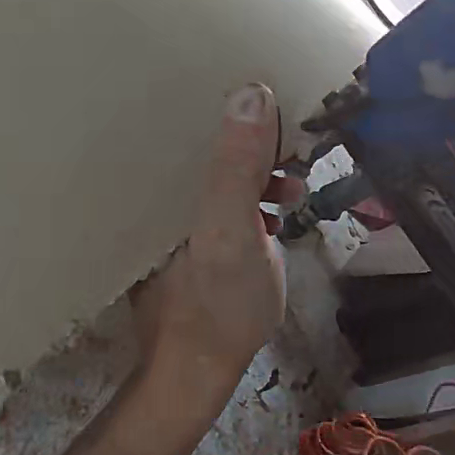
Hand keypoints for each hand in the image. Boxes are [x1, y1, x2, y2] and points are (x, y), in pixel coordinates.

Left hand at [131, 84, 299, 394]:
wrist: (203, 370)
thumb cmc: (217, 303)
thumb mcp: (231, 232)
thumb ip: (237, 169)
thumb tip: (249, 94)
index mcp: (160, 186)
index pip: (183, 120)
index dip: (220, 99)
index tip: (262, 83)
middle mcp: (163, 195)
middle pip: (204, 143)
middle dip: (248, 132)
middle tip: (290, 127)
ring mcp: (183, 218)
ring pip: (222, 172)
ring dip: (260, 166)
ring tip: (294, 172)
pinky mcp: (202, 237)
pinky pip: (231, 199)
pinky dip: (258, 194)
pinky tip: (283, 203)